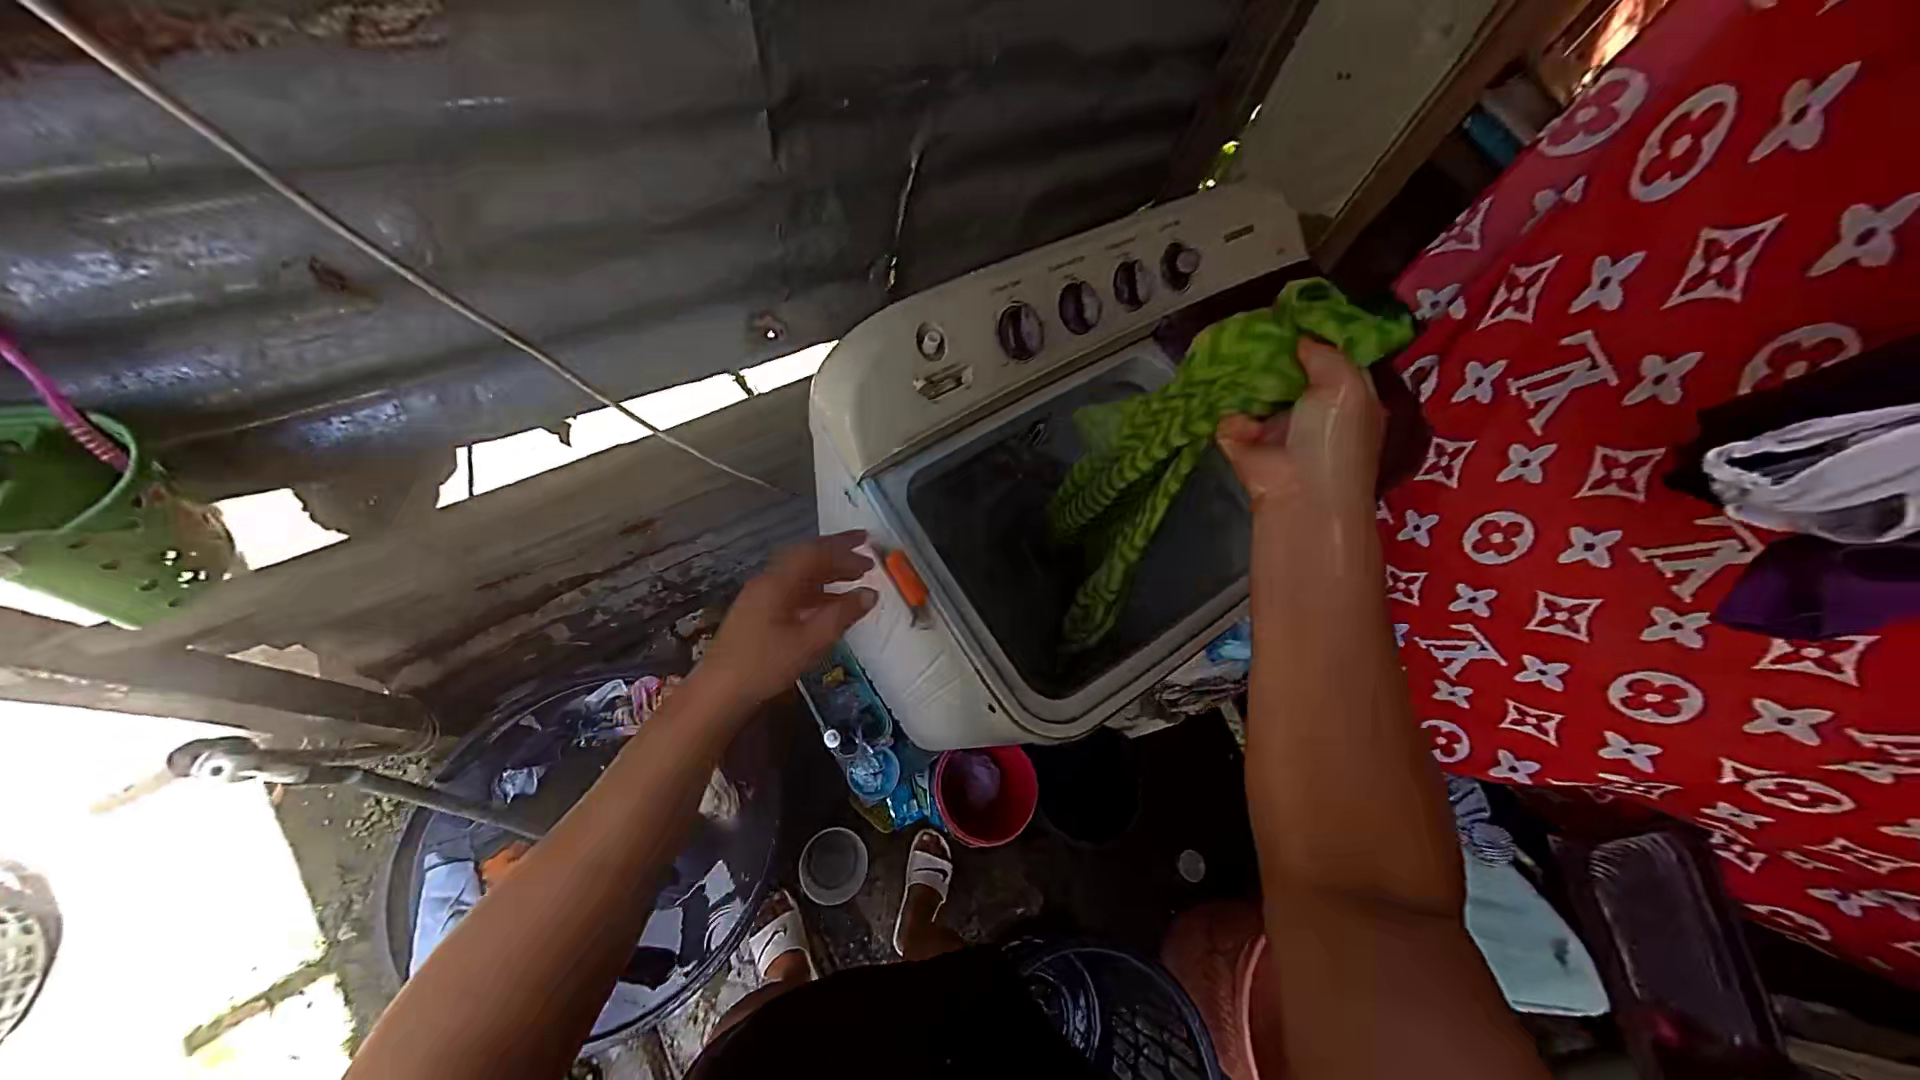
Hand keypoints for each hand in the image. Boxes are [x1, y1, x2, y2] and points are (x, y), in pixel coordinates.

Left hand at [696, 531, 877, 707]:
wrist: (719, 693)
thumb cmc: (765, 666)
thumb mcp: (810, 642)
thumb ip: (841, 615)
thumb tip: (870, 594)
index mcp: (777, 583)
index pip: (814, 553)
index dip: (842, 546)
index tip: (868, 543)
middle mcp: (767, 582)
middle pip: (805, 559)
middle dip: (836, 555)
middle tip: (865, 555)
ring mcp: (759, 597)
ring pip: (799, 575)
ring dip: (827, 573)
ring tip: (855, 578)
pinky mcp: (757, 613)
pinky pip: (792, 591)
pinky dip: (816, 591)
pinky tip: (830, 603)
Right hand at [1215, 338, 1383, 522]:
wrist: (1299, 490)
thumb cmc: (1334, 437)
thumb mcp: (1346, 384)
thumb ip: (1325, 353)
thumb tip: (1299, 337)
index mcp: (1343, 396)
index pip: (1326, 357)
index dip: (1310, 336)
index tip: (1290, 315)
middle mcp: (1307, 408)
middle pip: (1285, 369)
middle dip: (1270, 350)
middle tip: (1255, 326)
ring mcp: (1271, 424)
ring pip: (1253, 387)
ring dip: (1243, 372)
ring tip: (1231, 347)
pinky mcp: (1239, 439)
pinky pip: (1229, 412)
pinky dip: (1228, 408)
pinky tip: (1225, 394)